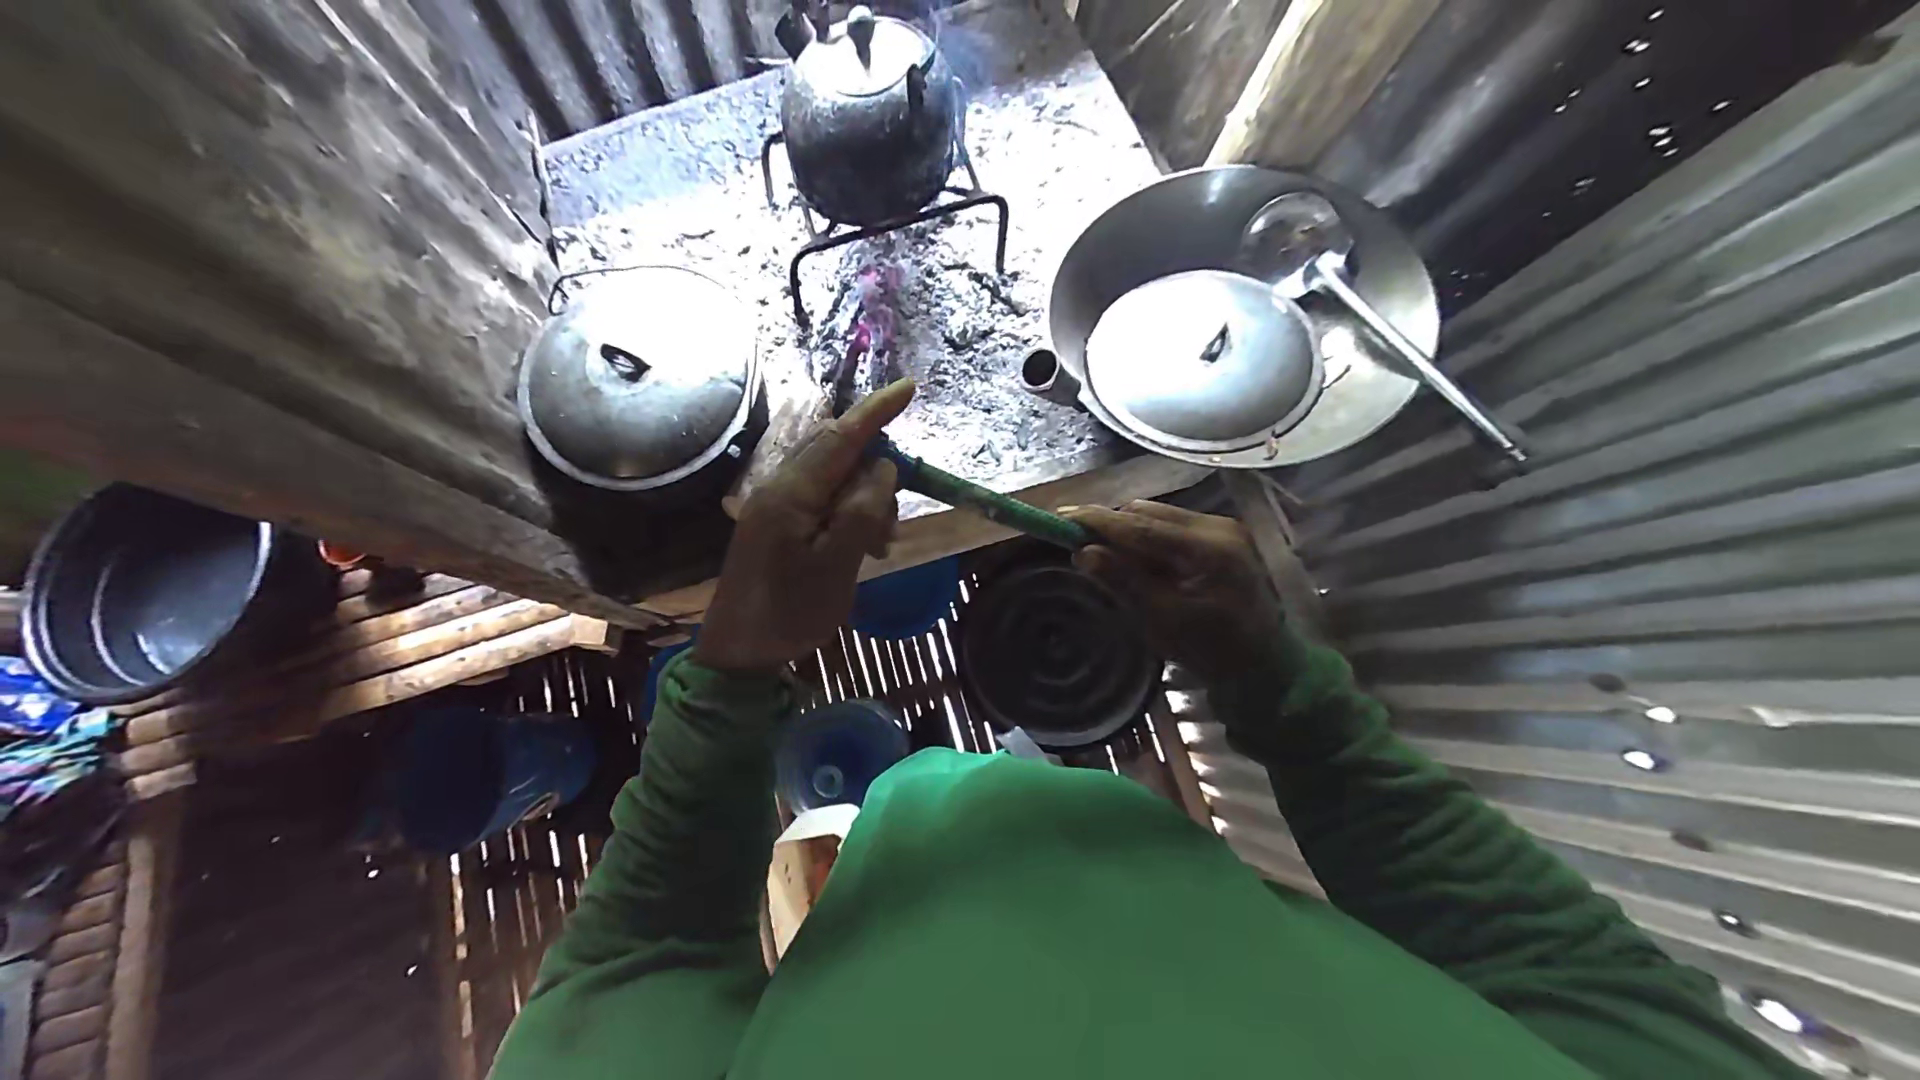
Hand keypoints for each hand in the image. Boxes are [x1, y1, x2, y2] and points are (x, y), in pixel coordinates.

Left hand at [695, 380, 914, 674]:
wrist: (739, 654)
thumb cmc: (790, 613)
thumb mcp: (837, 566)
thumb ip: (862, 511)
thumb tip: (882, 469)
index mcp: (791, 494)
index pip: (841, 437)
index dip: (876, 411)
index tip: (909, 387)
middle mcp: (780, 489)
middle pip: (840, 457)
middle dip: (876, 481)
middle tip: (889, 532)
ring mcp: (776, 507)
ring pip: (835, 483)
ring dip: (865, 506)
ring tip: (876, 550)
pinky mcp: (778, 525)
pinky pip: (823, 504)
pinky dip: (848, 519)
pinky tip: (859, 550)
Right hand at [1061, 501, 1285, 683]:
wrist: (1267, 663)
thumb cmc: (1213, 651)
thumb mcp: (1162, 621)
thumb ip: (1124, 582)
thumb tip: (1083, 552)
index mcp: (1208, 550)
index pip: (1141, 526)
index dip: (1098, 520)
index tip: (1063, 516)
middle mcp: (1218, 528)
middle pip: (1149, 513)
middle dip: (1111, 524)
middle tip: (1078, 539)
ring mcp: (1224, 528)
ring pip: (1159, 515)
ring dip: (1128, 530)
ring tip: (1105, 552)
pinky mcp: (1223, 535)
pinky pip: (1172, 526)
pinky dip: (1147, 537)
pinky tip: (1137, 558)